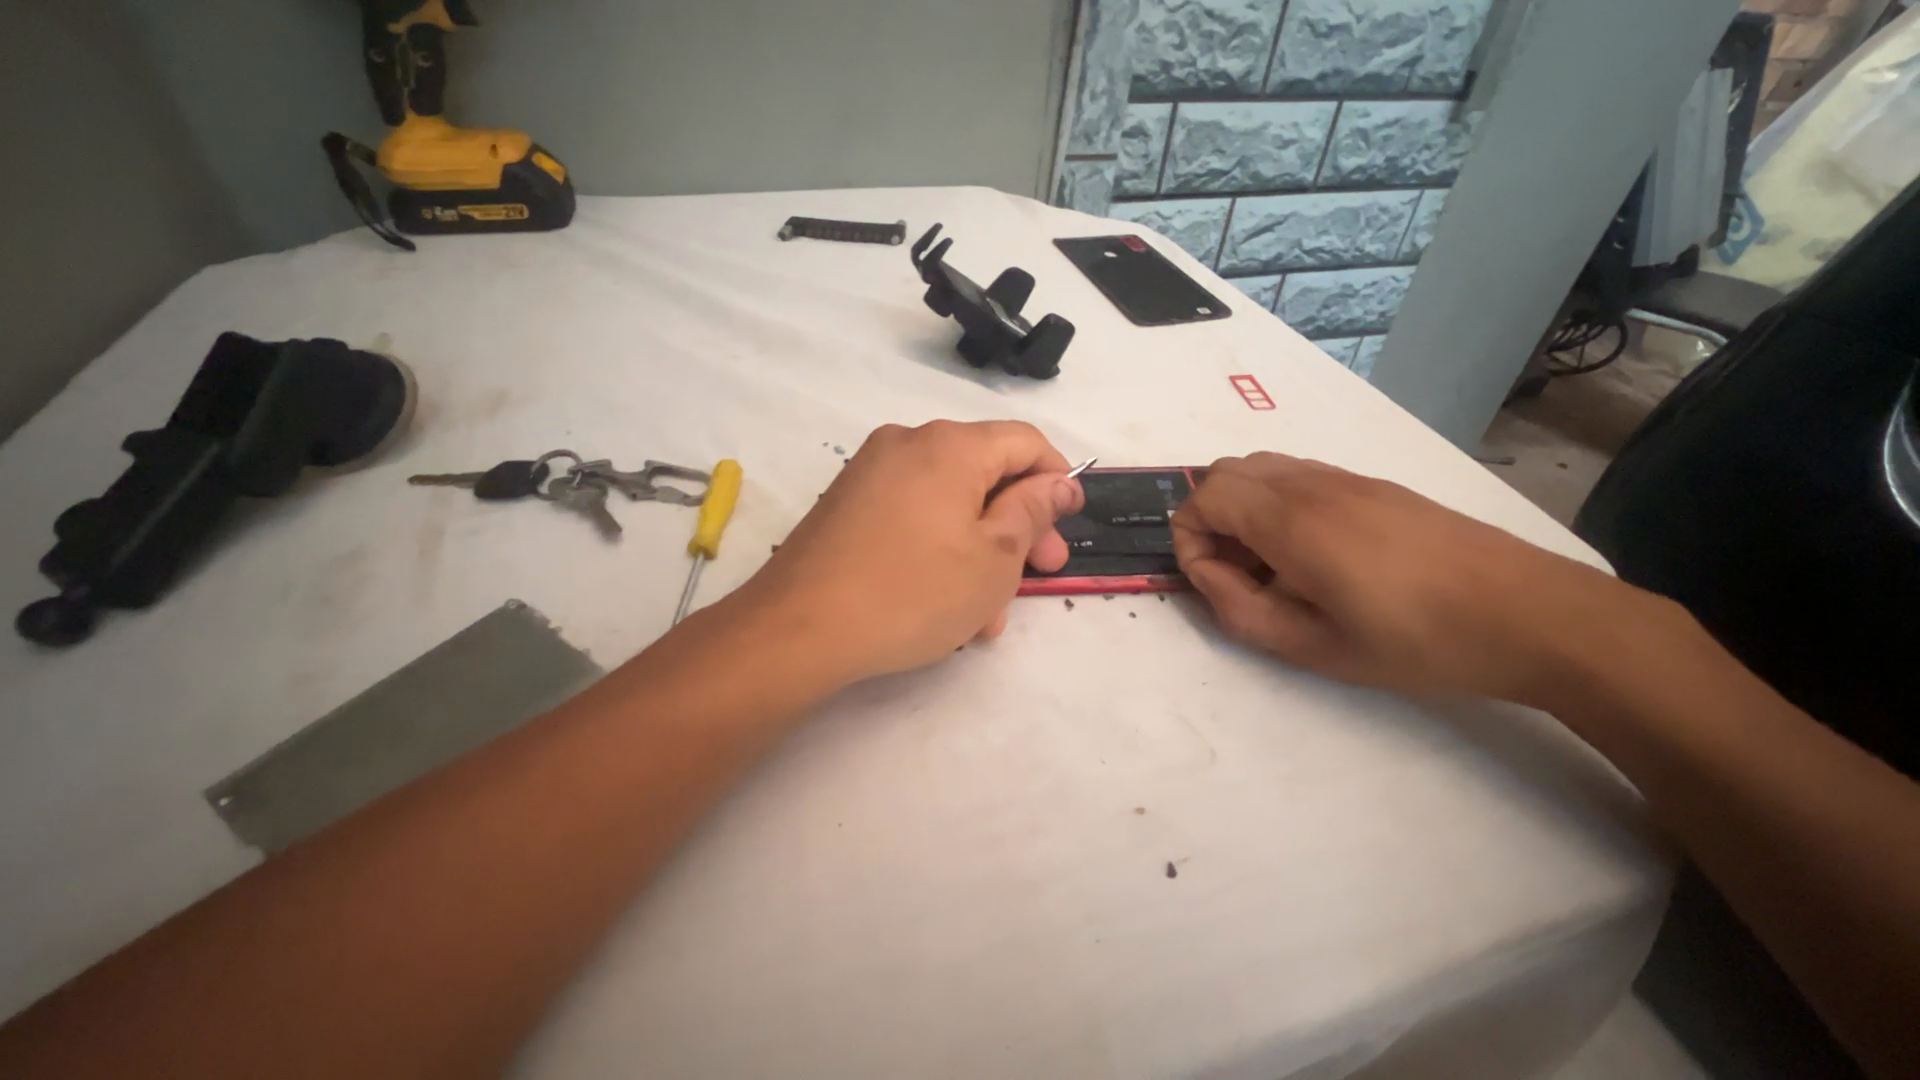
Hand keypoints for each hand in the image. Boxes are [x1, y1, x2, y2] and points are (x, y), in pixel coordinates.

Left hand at [732, 420, 1083, 685]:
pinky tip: (946, 602)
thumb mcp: (993, 559)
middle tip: (1040, 575)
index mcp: (950, 445)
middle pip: (985, 472)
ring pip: (948, 502)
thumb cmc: (912, 593)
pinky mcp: (845, 505)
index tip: (1066, 529)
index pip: (1025, 442)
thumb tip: (1058, 482)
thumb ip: (1032, 512)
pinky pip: (911, 515)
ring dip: (980, 549)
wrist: (798, 630)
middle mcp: (907, 443)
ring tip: (988, 613)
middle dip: (1019, 525)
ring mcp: (869, 473)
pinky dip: (939, 548)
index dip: (1056, 482)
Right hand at [1171, 453, 1651, 704]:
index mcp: (1292, 520)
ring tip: (1271, 566)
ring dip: (1242, 508)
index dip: (1188, 541)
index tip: (1215, 585)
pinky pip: (1300, 475)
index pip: (1204, 497)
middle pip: (1226, 471)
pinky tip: (1314, 555)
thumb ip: (1240, 611)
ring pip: (1263, 467)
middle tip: (1234, 573)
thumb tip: (1206, 576)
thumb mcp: (1313, 647)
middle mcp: (1312, 483)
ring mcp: (1347, 478)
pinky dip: (1278, 503)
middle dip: (1208, 518)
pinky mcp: (1375, 485)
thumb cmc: (1414, 641)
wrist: (1527, 614)